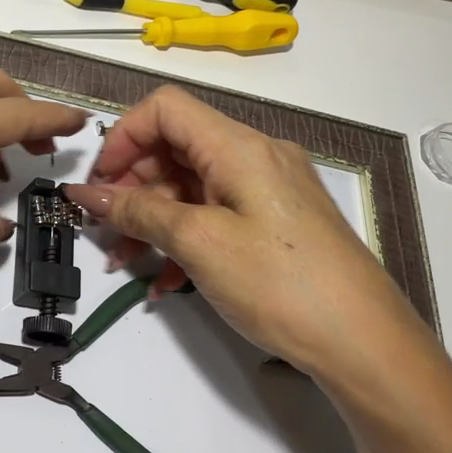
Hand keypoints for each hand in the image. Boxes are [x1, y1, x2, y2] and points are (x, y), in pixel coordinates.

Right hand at [64, 86, 434, 385]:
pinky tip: (163, 281)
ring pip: (189, 187)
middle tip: (105, 230)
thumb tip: (86, 192)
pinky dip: (181, 239)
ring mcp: (266, 191)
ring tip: (125, 263)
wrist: (364, 343)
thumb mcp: (198, 243)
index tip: (99, 185)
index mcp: (239, 147)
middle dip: (131, 186)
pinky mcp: (274, 224)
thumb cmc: (279, 283)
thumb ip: (139, 211)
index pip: (164, 109)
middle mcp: (254, 157)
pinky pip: (213, 215)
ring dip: (150, 220)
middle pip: (174, 148)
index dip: (123, 139)